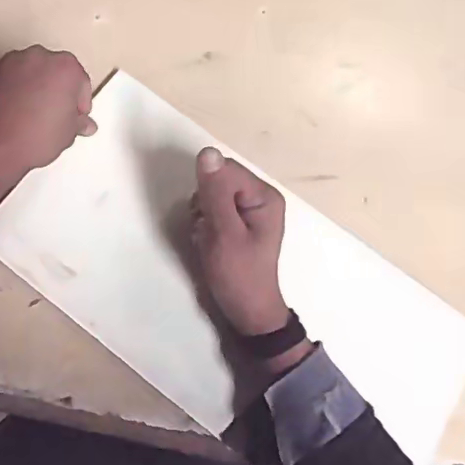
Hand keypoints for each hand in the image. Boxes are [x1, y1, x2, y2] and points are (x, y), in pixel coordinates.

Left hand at [0, 46, 95, 221]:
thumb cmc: (30, 137)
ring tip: (32, 114)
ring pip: (30, 71)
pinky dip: (13, 88)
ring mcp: (13, 61)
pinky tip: (14, 110)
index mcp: (66, 67)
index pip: (80, 81)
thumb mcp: (68, 133)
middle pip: (55, 71)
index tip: (76, 114)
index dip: (79, 101)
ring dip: (34, 87)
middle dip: (57, 90)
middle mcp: (39, 57)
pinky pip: (9, 77)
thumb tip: (80, 123)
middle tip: (56, 114)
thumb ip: (78, 122)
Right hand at [191, 147, 308, 371]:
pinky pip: (210, 208)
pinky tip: (207, 241)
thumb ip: (215, 193)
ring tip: (207, 239)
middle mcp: (258, 197)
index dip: (207, 191)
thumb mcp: (224, 233)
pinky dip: (202, 223)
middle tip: (207, 231)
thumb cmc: (238, 275)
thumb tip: (206, 152)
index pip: (224, 170)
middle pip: (217, 180)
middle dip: (203, 203)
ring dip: (200, 214)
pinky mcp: (235, 222)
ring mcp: (247, 210)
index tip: (208, 219)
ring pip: (209, 194)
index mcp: (264, 196)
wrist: (245, 312)